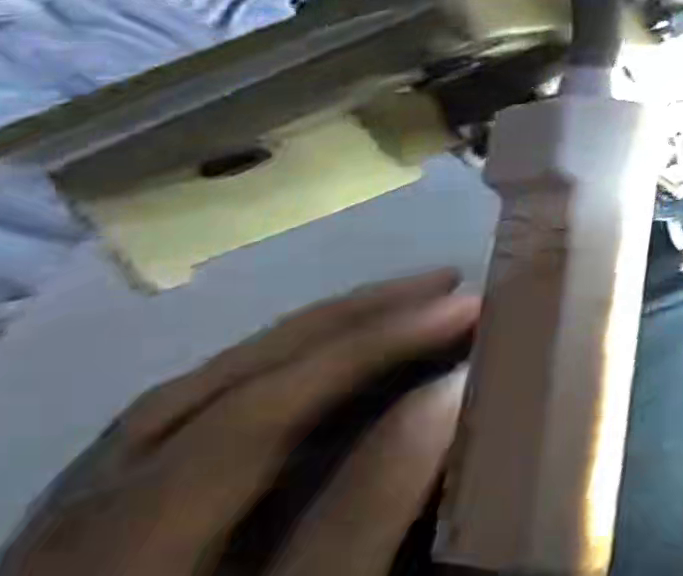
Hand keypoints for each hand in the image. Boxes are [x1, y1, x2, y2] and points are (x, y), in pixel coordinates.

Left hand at [2, 271, 479, 575]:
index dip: (376, 343)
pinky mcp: (89, 530)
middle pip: (228, 381)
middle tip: (444, 281)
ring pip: (198, 390)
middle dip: (349, 319)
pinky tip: (309, 368)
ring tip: (392, 307)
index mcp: (130, 536)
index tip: (472, 303)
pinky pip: (179, 417)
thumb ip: (368, 510)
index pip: (268, 407)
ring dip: (307, 336)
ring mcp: (76, 518)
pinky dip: (263, 372)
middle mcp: (91, 509)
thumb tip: (456, 389)